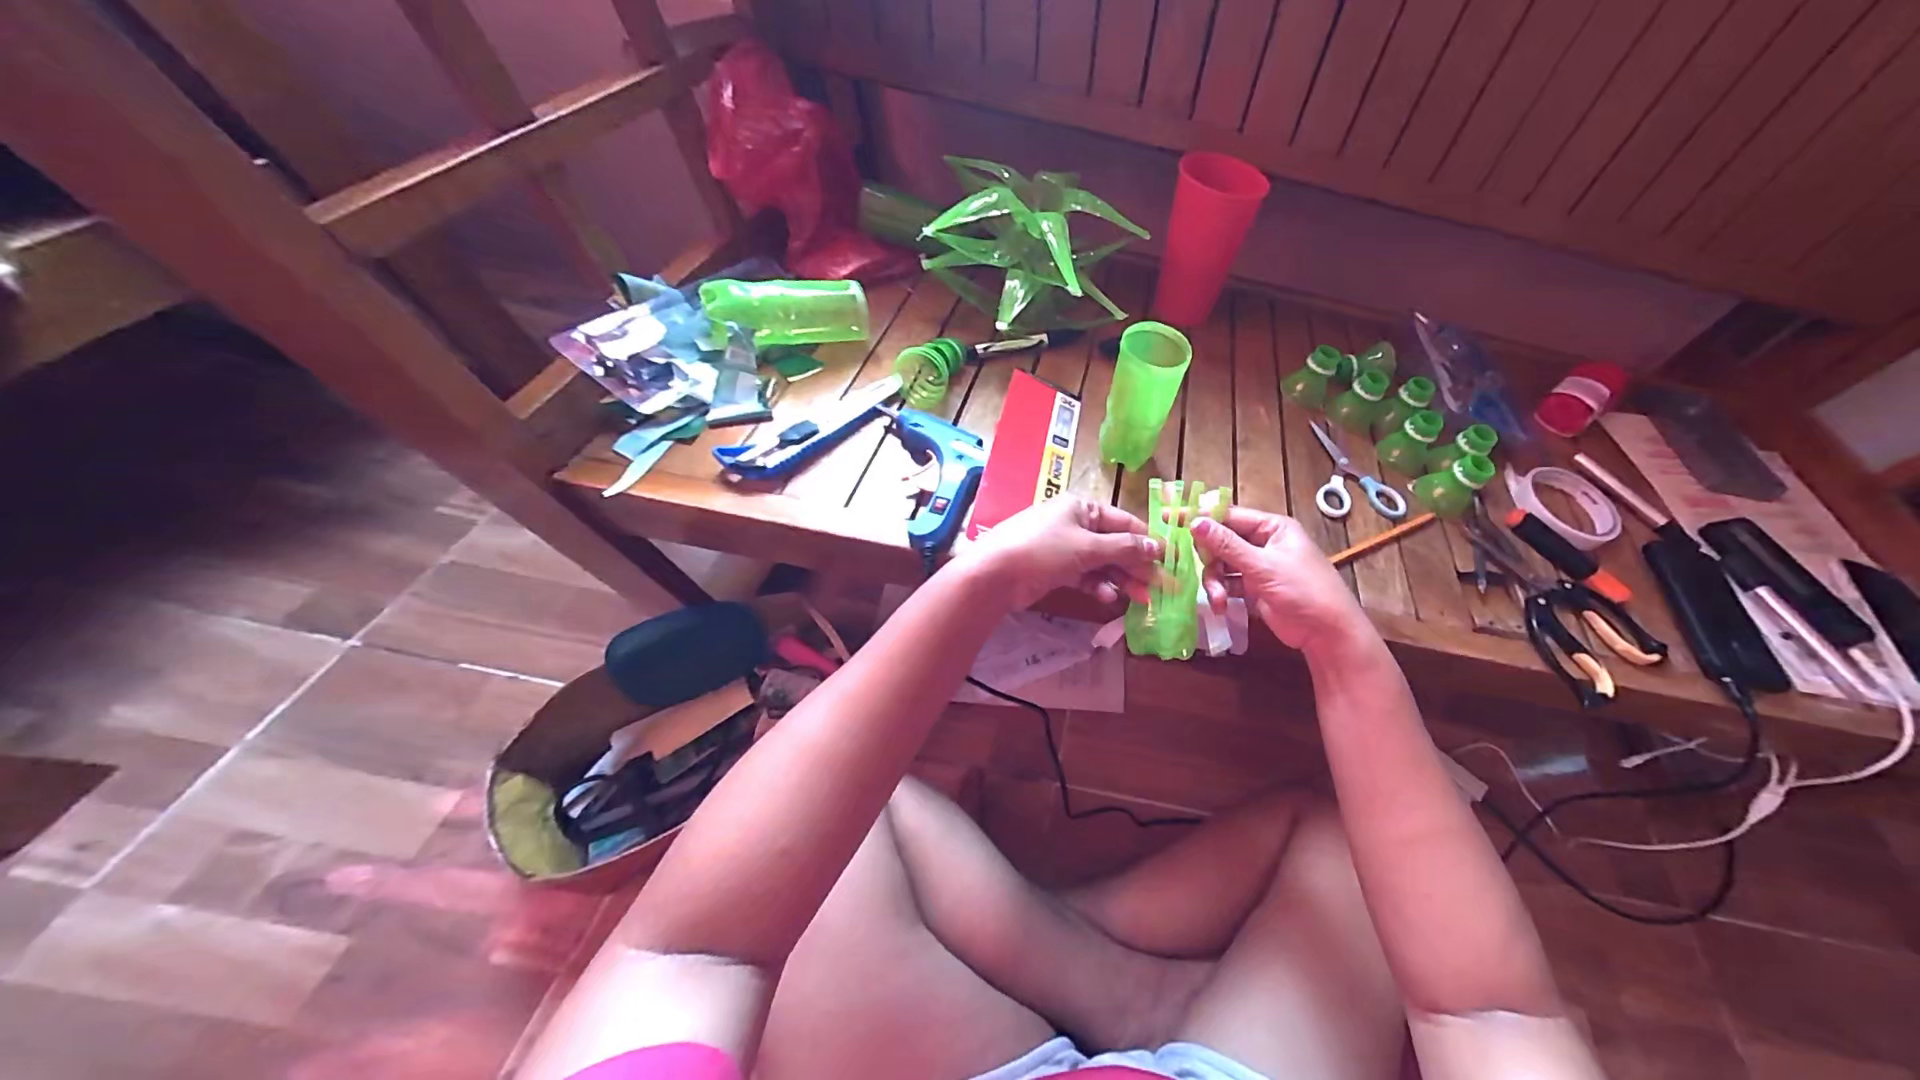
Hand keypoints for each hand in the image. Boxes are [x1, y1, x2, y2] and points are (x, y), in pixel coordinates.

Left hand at [957, 497, 1161, 610]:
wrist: (994, 575)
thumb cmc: (1042, 551)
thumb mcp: (1087, 546)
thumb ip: (1125, 548)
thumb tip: (1158, 546)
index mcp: (1081, 507)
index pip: (1124, 522)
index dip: (1147, 541)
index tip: (1169, 561)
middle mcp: (1073, 523)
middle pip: (1114, 544)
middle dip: (1136, 566)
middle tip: (1159, 587)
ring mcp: (1062, 547)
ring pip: (1100, 562)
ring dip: (1120, 579)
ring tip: (1140, 599)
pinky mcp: (1053, 569)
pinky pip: (1083, 575)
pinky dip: (1097, 585)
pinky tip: (1108, 598)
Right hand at [1191, 508, 1365, 653]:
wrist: (1327, 633)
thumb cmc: (1303, 590)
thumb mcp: (1263, 566)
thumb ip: (1226, 544)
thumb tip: (1195, 522)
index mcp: (1271, 527)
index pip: (1228, 515)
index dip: (1199, 517)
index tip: (1169, 518)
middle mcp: (1263, 542)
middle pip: (1220, 540)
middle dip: (1207, 557)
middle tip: (1189, 563)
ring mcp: (1257, 565)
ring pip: (1220, 564)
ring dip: (1213, 580)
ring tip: (1216, 598)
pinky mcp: (1253, 587)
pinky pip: (1226, 582)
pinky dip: (1220, 592)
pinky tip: (1220, 605)